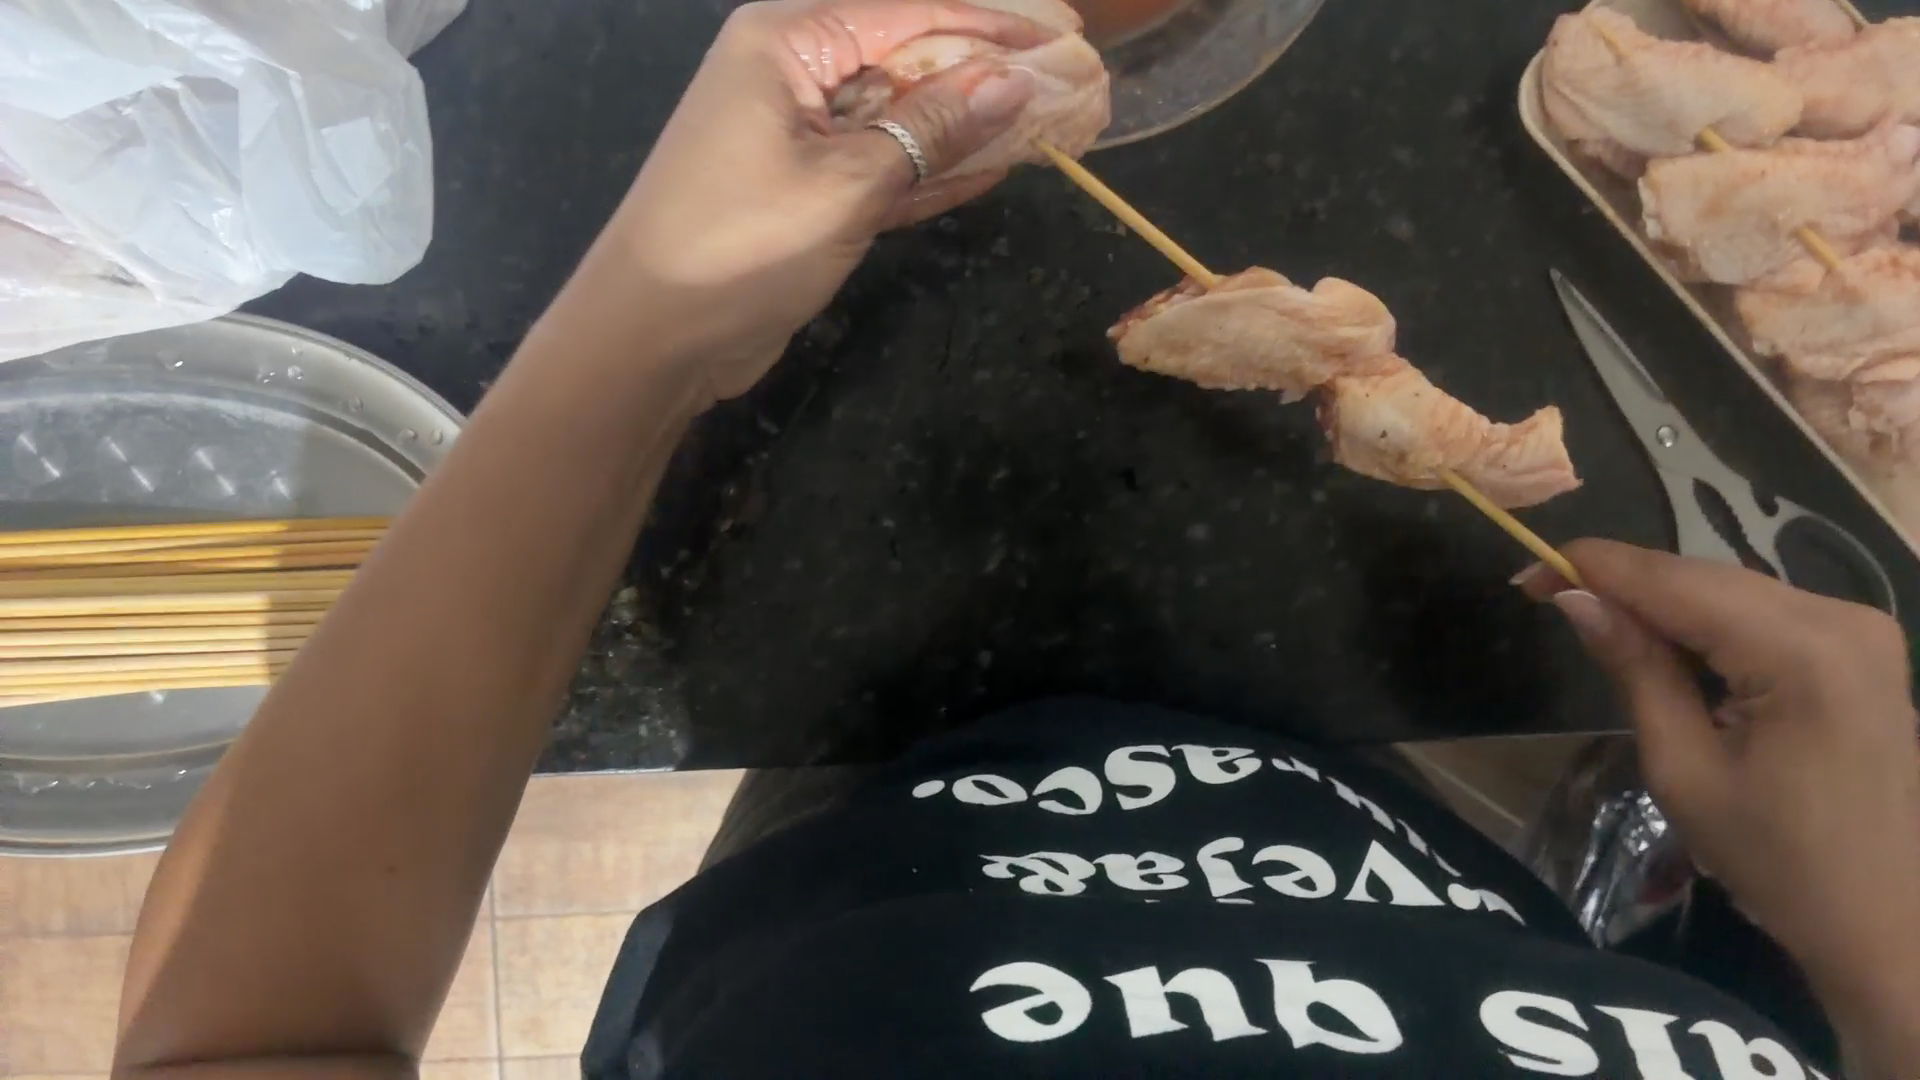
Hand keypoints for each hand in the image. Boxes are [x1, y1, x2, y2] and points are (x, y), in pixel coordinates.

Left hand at [601, 0, 1050, 401]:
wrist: (660, 336)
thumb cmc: (743, 245)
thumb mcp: (845, 183)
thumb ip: (928, 131)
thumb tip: (1011, 82)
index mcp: (790, 44)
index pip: (910, 14)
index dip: (993, 24)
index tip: (1067, 33)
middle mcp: (797, 79)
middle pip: (910, 63)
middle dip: (988, 75)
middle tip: (1071, 85)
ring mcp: (805, 143)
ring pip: (903, 123)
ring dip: (970, 130)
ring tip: (1050, 127)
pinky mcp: (812, 199)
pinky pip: (885, 174)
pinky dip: (933, 178)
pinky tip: (993, 171)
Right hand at [1517, 541, 1919, 1001]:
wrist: (1893, 918)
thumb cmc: (1774, 853)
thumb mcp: (1680, 763)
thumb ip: (1633, 667)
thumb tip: (1572, 597)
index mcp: (1799, 653)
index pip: (1669, 579)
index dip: (1588, 566)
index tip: (1522, 578)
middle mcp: (1840, 621)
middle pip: (1696, 574)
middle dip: (1614, 578)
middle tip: (1542, 596)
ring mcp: (1858, 631)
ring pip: (1721, 585)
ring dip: (1649, 597)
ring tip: (1588, 620)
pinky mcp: (1856, 648)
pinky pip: (1751, 608)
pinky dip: (1691, 615)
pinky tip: (1654, 639)